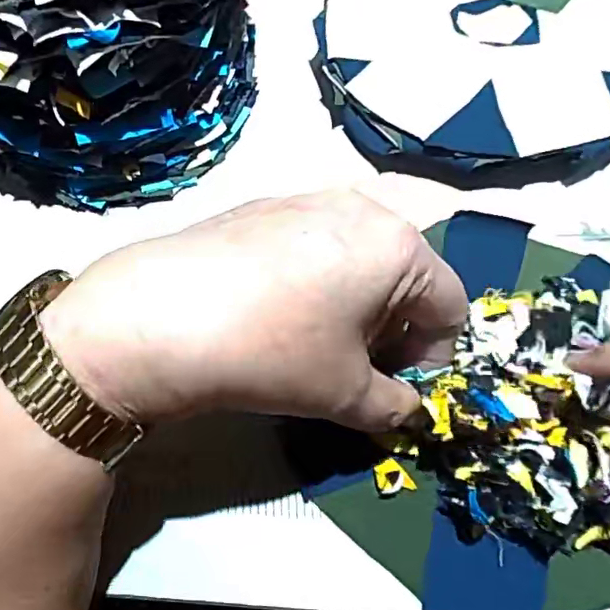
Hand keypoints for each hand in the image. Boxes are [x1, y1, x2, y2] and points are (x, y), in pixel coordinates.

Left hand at [38, 191, 466, 431]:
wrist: (159, 315)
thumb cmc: (272, 352)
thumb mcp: (344, 393)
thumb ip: (394, 406)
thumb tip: (406, 410)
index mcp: (399, 246)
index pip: (450, 307)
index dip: (433, 357)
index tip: (396, 387)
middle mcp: (363, 208)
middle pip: (408, 277)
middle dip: (395, 328)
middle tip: (356, 367)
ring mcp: (311, 199)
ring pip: (363, 258)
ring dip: (359, 304)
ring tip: (315, 340)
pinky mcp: (268, 204)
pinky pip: (320, 243)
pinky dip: (320, 279)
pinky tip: (276, 311)